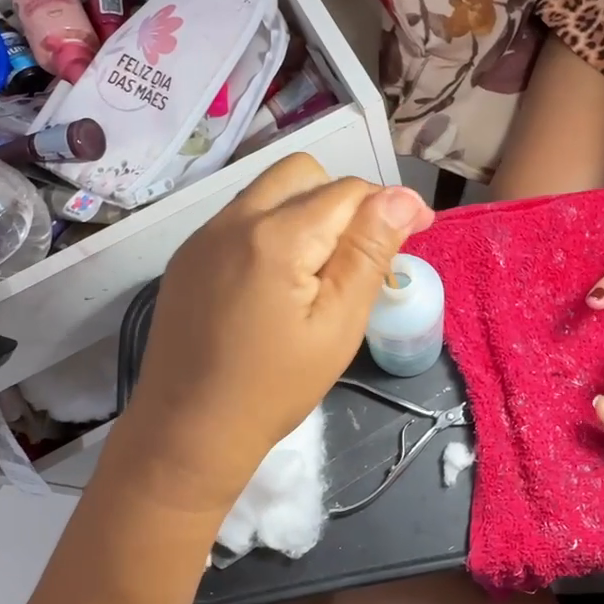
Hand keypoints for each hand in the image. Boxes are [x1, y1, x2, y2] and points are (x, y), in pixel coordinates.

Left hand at [126, 153, 433, 497]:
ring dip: (304, 211)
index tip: (415, 234)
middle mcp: (235, 219)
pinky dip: (271, 230)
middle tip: (359, 253)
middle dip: (342, 199)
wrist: (189, 429)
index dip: (389, 206)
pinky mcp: (188, 256)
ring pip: (267, 191)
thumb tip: (403, 198)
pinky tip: (276, 283)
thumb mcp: (338, 324)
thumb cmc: (276, 387)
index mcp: (278, 235)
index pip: (348, 190)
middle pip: (302, 174)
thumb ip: (369, 253)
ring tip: (319, 270)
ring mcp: (204, 236)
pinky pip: (239, 219)